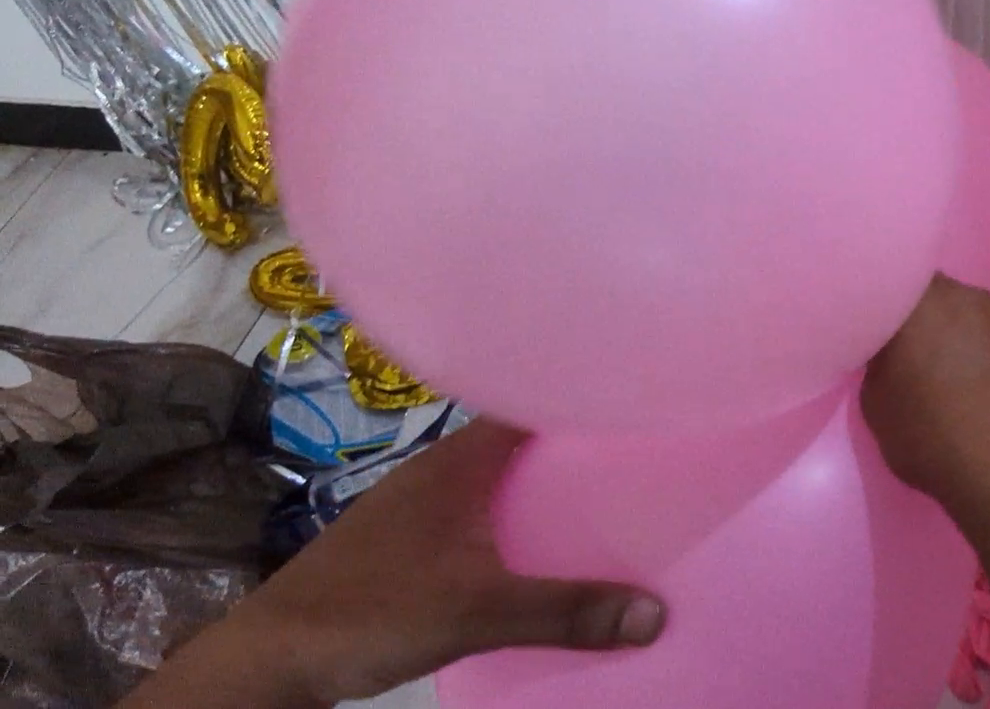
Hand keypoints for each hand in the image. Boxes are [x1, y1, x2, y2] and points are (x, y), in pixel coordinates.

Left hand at [188, 421, 664, 703]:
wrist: (260, 666)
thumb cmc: (370, 612)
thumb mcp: (477, 612)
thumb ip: (564, 611)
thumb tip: (655, 615)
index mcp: (462, 456)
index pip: (534, 397)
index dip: (583, 395)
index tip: (636, 402)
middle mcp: (444, 464)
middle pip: (525, 433)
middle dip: (577, 440)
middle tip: (638, 448)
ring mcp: (422, 498)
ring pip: (503, 469)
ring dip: (546, 476)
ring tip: (605, 489)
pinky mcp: (409, 533)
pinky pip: (484, 501)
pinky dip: (518, 507)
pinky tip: (539, 536)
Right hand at [861, 275, 989, 520]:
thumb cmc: (931, 435)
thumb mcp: (874, 401)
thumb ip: (876, 361)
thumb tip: (889, 351)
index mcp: (920, 297)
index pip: (884, 281)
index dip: (869, 302)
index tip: (859, 324)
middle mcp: (962, 293)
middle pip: (922, 291)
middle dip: (904, 312)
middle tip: (887, 344)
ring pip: (953, 310)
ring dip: (937, 329)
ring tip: (923, 366)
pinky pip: (978, 332)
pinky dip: (963, 346)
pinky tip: (958, 379)